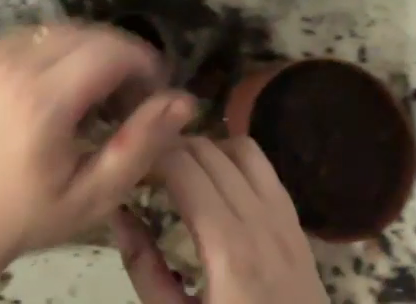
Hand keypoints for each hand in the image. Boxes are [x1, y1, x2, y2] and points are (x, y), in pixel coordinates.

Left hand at [0, 23, 196, 264]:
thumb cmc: (25, 214)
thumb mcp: (92, 195)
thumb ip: (140, 144)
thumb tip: (183, 101)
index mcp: (43, 99)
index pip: (109, 50)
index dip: (144, 62)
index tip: (157, 90)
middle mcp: (14, 62)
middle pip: (87, 34)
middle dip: (120, 56)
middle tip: (132, 98)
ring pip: (60, 30)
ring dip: (89, 50)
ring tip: (99, 95)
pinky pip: (32, 36)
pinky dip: (57, 50)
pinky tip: (62, 88)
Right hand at [112, 137, 325, 303]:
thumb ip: (144, 267)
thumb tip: (118, 213)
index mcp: (228, 248)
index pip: (181, 165)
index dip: (148, 156)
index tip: (127, 170)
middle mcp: (259, 221)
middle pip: (207, 149)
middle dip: (169, 149)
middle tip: (145, 171)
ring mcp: (285, 220)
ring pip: (239, 148)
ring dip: (205, 149)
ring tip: (180, 172)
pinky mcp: (297, 225)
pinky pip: (265, 169)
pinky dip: (235, 160)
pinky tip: (216, 184)